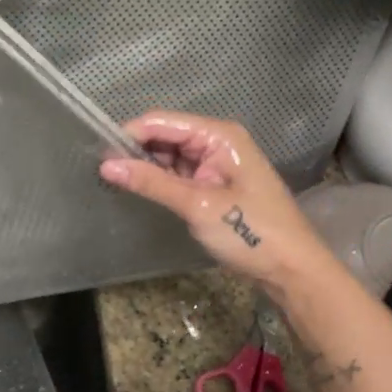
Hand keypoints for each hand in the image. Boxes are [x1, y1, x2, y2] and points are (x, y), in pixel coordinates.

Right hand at [97, 111, 338, 296]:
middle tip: (105, 174)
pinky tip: (140, 190)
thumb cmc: (251, 233)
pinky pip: (176, 171)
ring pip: (166, 154)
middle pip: (162, 135)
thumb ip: (150, 182)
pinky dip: (158, 179)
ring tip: (117, 183)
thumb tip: (105, 165)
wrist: (292, 269)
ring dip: (144, 167)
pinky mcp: (212, 182)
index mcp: (218, 135)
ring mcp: (214, 161)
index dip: (128, 135)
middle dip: (134, 151)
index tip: (99, 158)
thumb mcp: (196, 205)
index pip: (160, 122)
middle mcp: (216, 141)